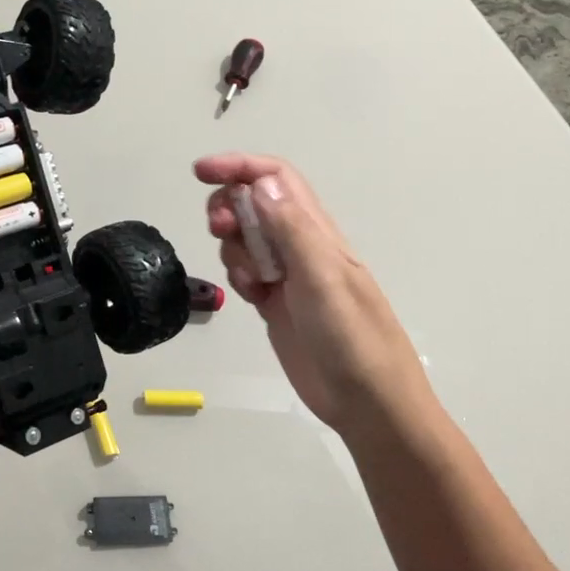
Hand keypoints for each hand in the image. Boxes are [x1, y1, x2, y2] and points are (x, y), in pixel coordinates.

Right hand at [194, 154, 435, 439]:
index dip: (239, 166)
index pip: (275, 178)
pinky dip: (237, 276)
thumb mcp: (322, 278)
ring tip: (248, 278)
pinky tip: (250, 299)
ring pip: (245, 237)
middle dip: (227, 207)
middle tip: (219, 230)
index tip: (201, 173)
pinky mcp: (276, 303)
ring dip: (232, 245)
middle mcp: (301, 246)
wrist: (369, 404)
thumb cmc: (352, 338)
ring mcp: (288, 275)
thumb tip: (260, 182)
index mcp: (317, 232)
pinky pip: (245, 272)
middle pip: (253, 203)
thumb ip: (291, 229)